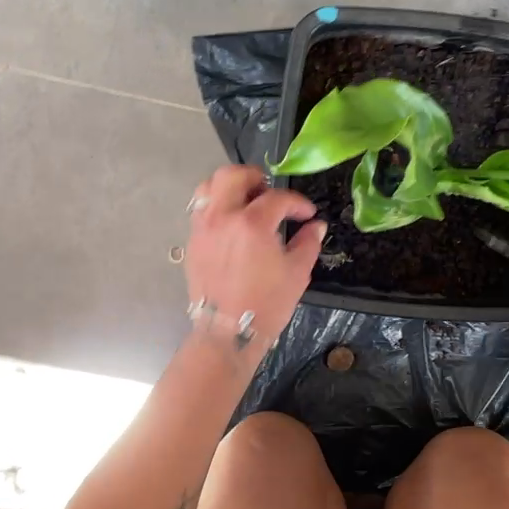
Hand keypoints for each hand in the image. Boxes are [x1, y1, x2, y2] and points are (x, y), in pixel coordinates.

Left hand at [184, 165, 325, 356]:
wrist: (229, 332)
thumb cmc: (267, 304)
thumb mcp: (297, 273)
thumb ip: (307, 243)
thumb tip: (315, 226)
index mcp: (251, 223)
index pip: (277, 198)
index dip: (297, 203)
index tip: (306, 214)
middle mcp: (222, 218)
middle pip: (233, 176)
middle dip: (255, 178)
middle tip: (269, 192)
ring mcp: (203, 229)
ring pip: (208, 188)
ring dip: (230, 188)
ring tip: (246, 202)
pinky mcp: (193, 243)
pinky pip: (201, 211)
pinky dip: (217, 208)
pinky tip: (232, 225)